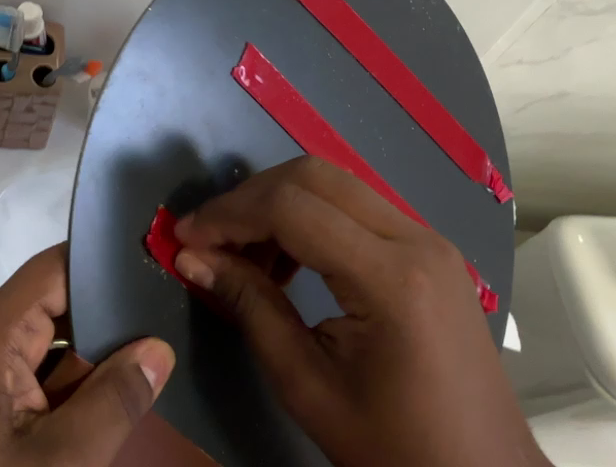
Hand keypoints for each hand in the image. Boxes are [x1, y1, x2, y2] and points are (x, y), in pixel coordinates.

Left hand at [0, 243, 175, 466]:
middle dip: (110, 312)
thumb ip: (113, 401)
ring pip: (55, 344)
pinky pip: (42, 377)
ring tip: (164, 340)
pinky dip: (79, 384)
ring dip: (100, 353)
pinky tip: (127, 384)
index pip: (54, 269)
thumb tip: (160, 347)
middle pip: (58, 303)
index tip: (156, 260)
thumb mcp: (60, 460)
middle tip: (174, 308)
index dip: (103, 263)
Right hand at [173, 157, 546, 466]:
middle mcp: (416, 240)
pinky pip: (356, 205)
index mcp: (391, 279)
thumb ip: (249, 307)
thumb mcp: (306, 385)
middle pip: (313, 175)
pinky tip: (288, 258)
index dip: (228, 214)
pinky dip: (310, 215)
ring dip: (278, 203)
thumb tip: (190, 254)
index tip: (186, 237)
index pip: (291, 208)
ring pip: (334, 182)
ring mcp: (429, 239)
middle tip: (210, 238)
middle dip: (250, 198)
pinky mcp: (430, 248)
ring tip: (244, 254)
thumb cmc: (393, 447)